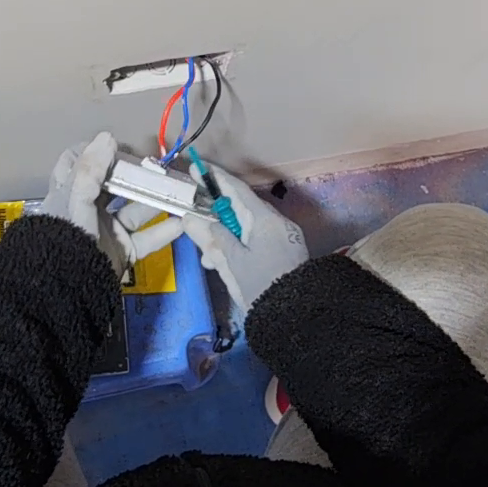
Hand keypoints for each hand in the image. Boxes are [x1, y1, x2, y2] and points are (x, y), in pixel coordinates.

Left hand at [44, 133, 182, 270]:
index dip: (96, 154)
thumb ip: (92, 168)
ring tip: (179, 193)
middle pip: (115, 186)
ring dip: (157, 202)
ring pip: (136, 211)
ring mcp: (107, 231)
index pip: (78, 166)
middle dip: (137, 177)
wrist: (69, 284)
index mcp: (70, 195)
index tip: (118, 149)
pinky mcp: (122, 250)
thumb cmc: (69, 234)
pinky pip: (146, 238)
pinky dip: (164, 231)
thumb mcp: (76, 197)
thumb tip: (108, 136)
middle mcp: (88, 210)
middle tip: (158, 169)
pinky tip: (182, 223)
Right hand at [180, 159, 308, 317]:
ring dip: (225, 237)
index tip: (197, 168)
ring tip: (209, 259)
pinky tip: (224, 265)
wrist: (296, 318)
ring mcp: (284, 238)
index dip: (215, 178)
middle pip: (241, 210)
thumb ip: (211, 238)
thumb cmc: (262, 288)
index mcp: (265, 221)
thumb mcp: (231, 263)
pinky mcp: (285, 252)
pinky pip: (257, 241)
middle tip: (194, 221)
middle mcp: (277, 224)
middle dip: (216, 216)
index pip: (237, 190)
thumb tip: (190, 218)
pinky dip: (239, 247)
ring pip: (247, 228)